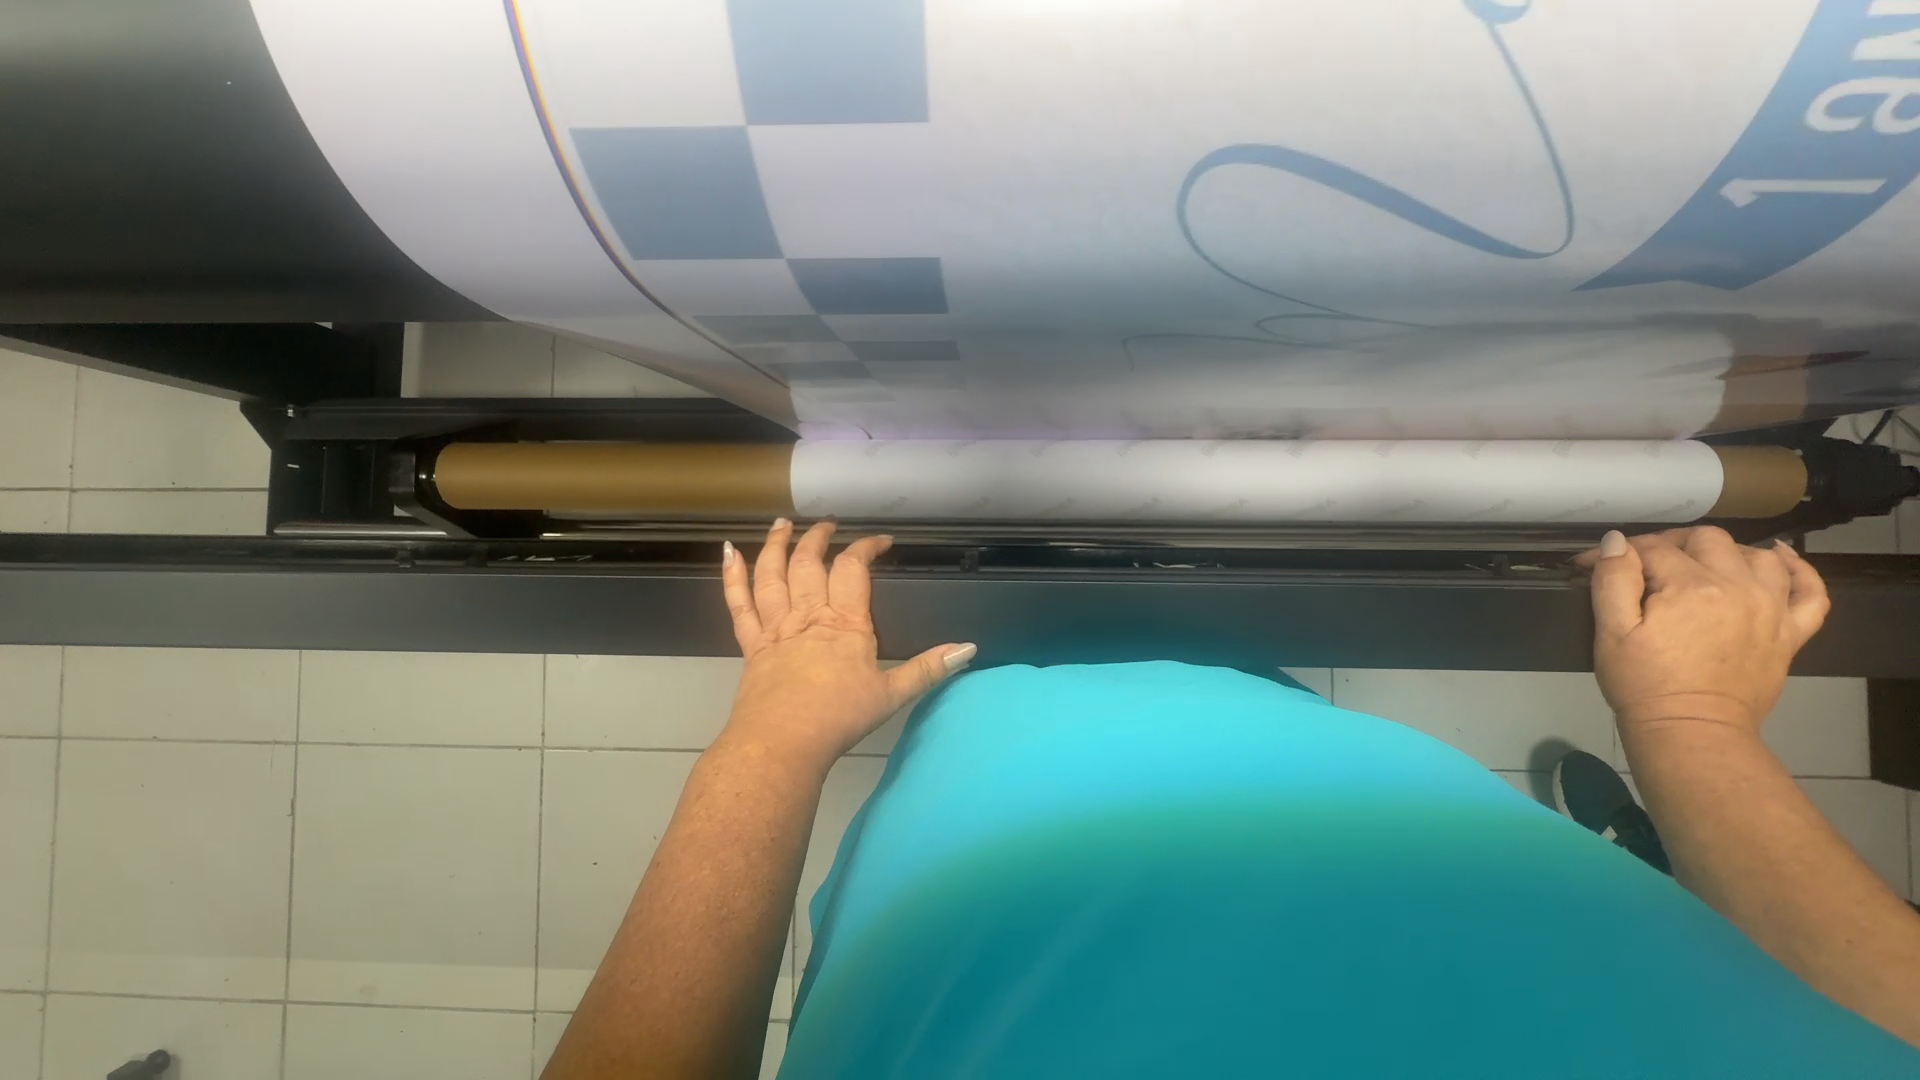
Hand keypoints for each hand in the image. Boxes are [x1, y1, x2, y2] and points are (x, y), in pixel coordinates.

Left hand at [719, 519, 975, 769]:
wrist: (782, 743)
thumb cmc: (838, 718)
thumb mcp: (892, 694)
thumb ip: (929, 669)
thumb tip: (968, 648)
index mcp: (846, 623)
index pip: (854, 569)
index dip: (867, 547)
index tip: (881, 540)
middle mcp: (809, 615)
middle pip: (810, 564)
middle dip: (819, 539)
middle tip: (826, 524)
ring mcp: (776, 627)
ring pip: (772, 574)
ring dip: (776, 545)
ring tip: (780, 524)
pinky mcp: (751, 644)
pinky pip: (739, 603)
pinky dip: (732, 575)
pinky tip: (729, 553)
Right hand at [1574, 526, 1828, 735]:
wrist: (1690, 728)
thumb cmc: (1641, 680)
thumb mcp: (1610, 630)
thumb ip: (1613, 580)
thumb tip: (1617, 541)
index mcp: (1690, 588)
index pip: (1652, 548)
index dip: (1618, 551)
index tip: (1590, 564)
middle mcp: (1739, 588)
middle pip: (1707, 540)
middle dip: (1670, 543)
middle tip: (1642, 564)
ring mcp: (1773, 609)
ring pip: (1757, 556)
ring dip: (1725, 551)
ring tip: (1698, 564)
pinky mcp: (1792, 631)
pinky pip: (1811, 590)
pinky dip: (1798, 568)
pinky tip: (1777, 558)